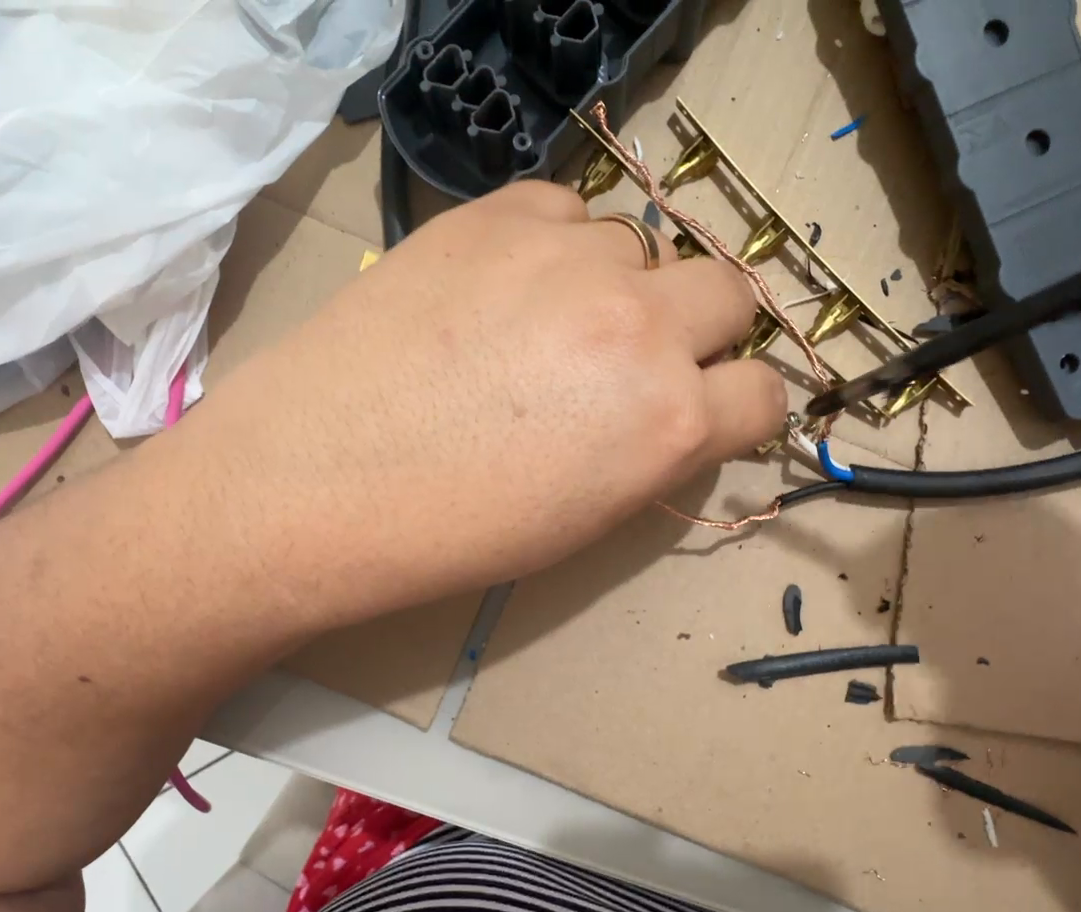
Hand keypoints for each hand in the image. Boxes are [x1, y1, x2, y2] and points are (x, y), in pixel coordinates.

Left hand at [191, 181, 781, 625]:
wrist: (314, 483)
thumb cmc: (451, 533)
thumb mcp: (584, 518)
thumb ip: (651, 454)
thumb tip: (676, 411)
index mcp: (668, 423)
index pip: (766, 393)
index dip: (742, 406)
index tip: (714, 410)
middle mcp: (638, 326)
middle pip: (730, 294)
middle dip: (703, 330)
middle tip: (644, 356)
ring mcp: (568, 259)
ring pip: (641, 247)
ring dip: (619, 285)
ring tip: (549, 324)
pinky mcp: (495, 218)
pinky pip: (568, 209)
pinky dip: (556, 245)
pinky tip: (507, 287)